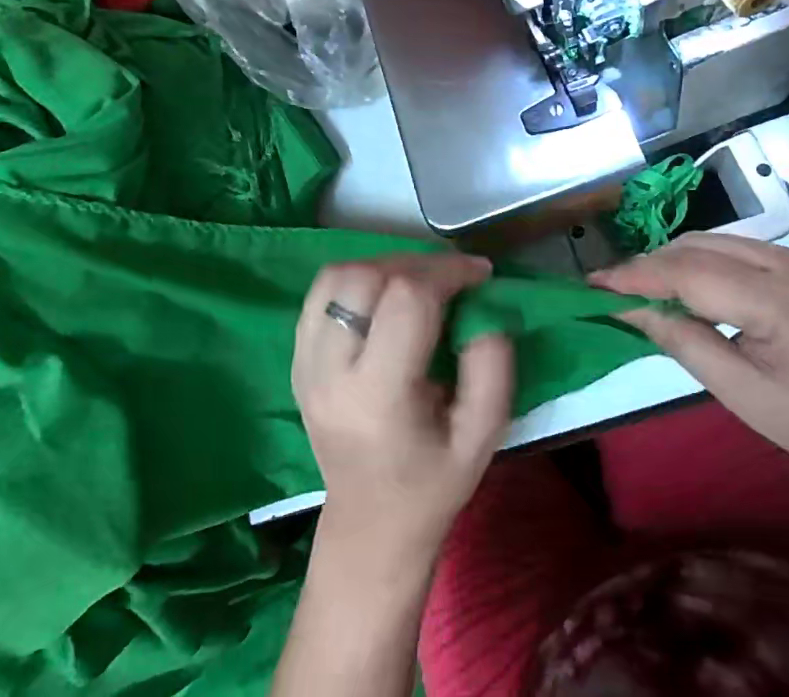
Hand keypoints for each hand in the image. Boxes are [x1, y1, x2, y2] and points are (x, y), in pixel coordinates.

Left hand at [293, 253, 514, 562]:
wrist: (370, 525)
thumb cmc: (432, 484)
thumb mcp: (482, 437)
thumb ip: (491, 370)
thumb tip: (485, 312)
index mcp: (378, 396)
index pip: (405, 300)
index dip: (447, 272)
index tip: (479, 275)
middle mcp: (329, 374)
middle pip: (362, 278)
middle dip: (415, 263)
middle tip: (450, 277)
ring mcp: (305, 366)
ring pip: (334, 278)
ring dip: (382, 266)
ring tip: (418, 282)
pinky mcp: (297, 362)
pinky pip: (320, 296)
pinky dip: (356, 281)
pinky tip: (385, 297)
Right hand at [591, 233, 788, 493]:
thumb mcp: (738, 392)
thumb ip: (680, 340)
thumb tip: (627, 308)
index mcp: (785, 302)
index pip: (693, 273)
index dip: (637, 275)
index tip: (592, 284)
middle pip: (700, 248)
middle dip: (649, 265)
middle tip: (608, 289)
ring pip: (713, 242)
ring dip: (670, 262)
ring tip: (635, 288)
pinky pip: (732, 250)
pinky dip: (695, 264)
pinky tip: (678, 287)